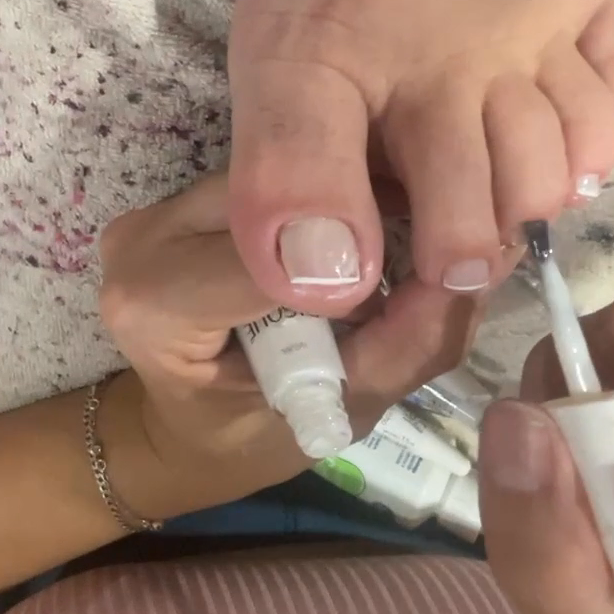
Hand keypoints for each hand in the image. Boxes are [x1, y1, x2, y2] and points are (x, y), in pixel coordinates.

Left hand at [96, 171, 481, 499]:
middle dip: (364, 219)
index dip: (369, 261)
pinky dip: (322, 201)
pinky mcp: (176, 198)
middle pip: (285, 194)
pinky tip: (352, 226)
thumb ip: (399, 347)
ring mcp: (154, 211)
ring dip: (346, 204)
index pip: (286, 254)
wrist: (183, 426)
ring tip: (385, 244)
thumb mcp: (336, 415)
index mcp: (155, 302)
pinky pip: (269, 176)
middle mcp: (141, 240)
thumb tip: (471, 271)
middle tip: (418, 255)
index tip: (427, 279)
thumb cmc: (248, 440)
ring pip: (283, 173)